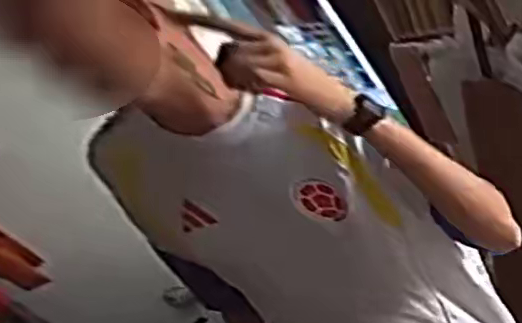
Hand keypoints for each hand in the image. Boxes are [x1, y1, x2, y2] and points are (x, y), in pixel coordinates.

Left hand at [181, 12, 356, 120]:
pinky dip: (249, 84)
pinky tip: (255, 92)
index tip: (175, 18)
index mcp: (269, 39)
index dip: (200, 21)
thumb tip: (233, 63)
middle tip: (234, 81)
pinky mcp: (284, 77)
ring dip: (237, 77)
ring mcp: (277, 60)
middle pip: (229, 47)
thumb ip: (260, 61)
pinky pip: (252, 76)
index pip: (227, 25)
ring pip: (238, 62)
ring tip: (247, 89)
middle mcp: (270, 45)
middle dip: (226, 64)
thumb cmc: (319, 92)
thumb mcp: (286, 69)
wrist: (347, 106)